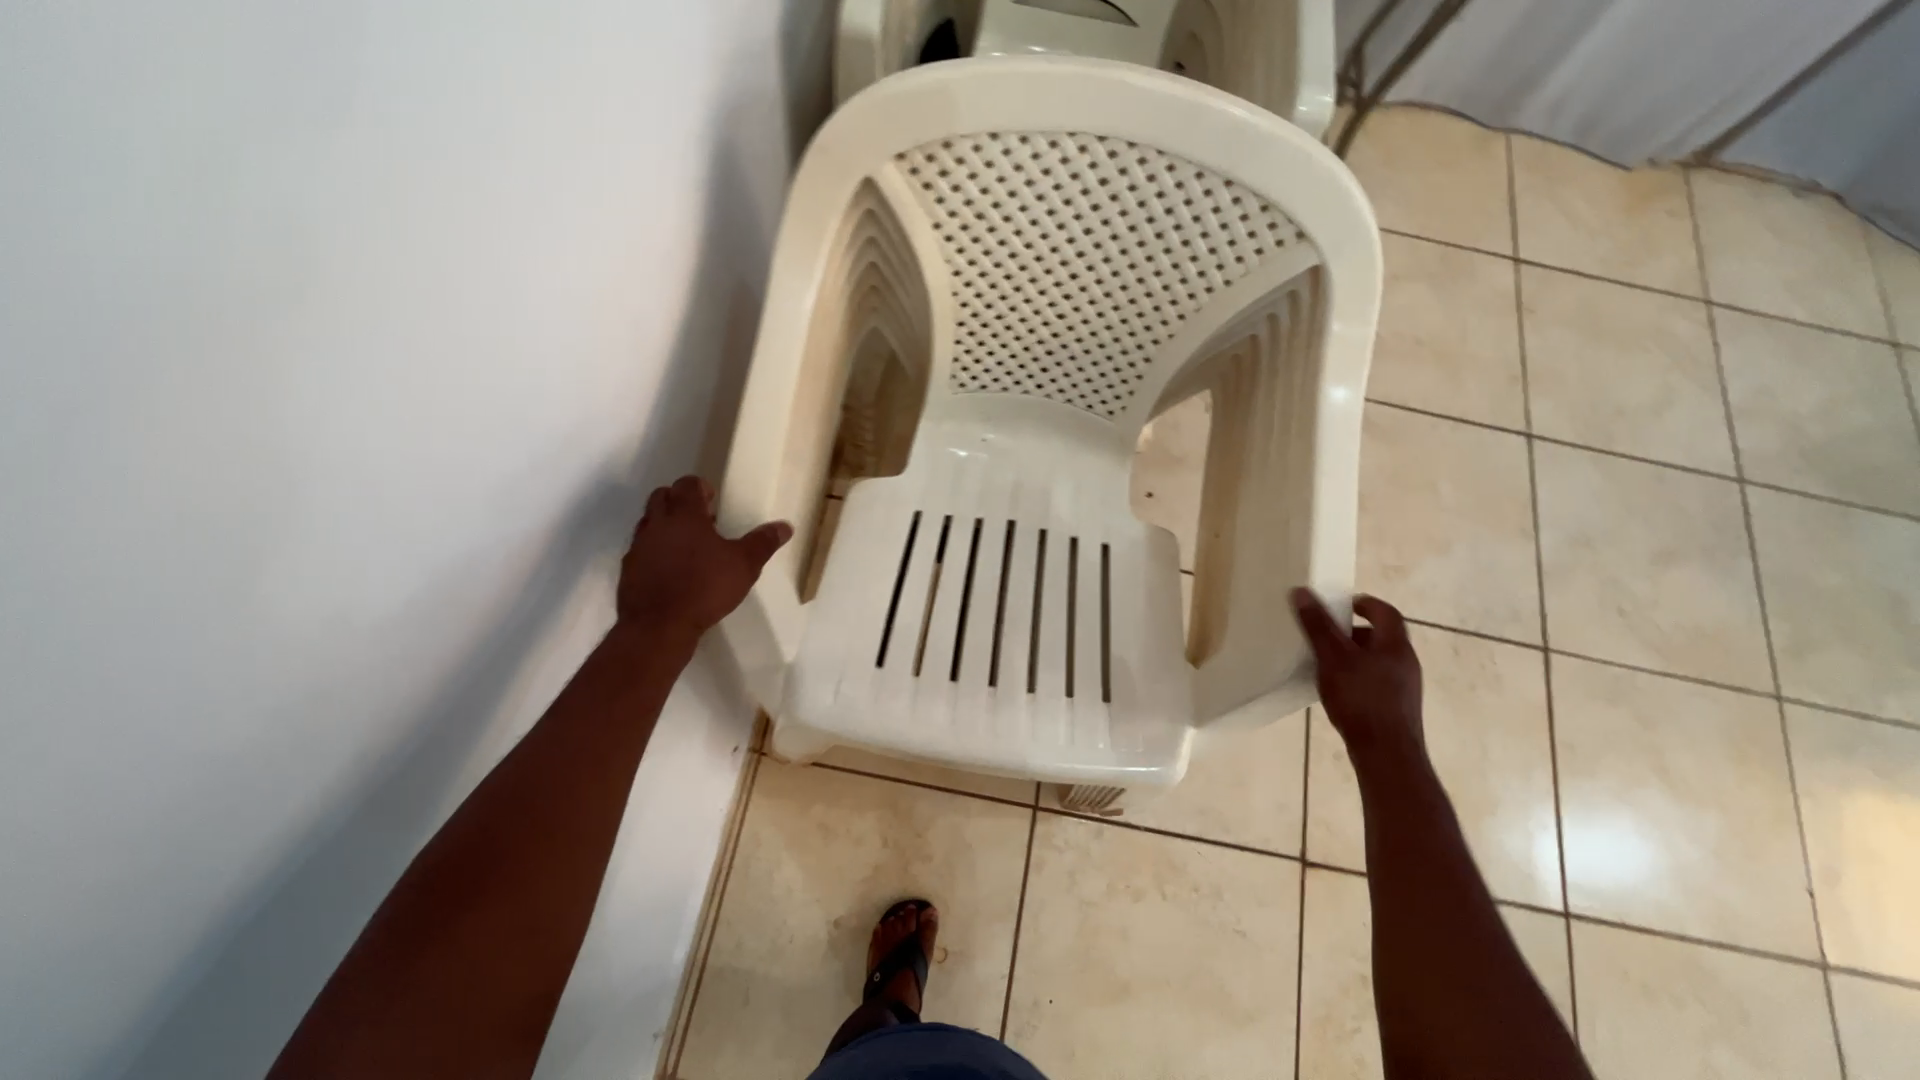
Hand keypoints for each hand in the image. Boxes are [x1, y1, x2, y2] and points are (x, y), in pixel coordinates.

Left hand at [618, 476, 791, 640]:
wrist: (658, 625)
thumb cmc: (704, 587)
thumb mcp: (744, 566)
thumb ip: (763, 543)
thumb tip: (784, 526)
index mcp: (685, 515)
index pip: (688, 484)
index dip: (701, 488)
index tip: (714, 501)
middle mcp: (657, 523)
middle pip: (662, 496)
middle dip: (679, 501)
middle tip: (701, 519)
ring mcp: (639, 546)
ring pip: (649, 522)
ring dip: (666, 525)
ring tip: (688, 545)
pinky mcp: (629, 569)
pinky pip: (642, 549)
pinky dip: (655, 551)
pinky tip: (672, 570)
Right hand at [1291, 588, 1424, 758]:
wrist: (1387, 754)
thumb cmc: (1360, 700)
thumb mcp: (1332, 658)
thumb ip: (1318, 626)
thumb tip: (1301, 592)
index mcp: (1395, 645)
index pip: (1386, 612)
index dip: (1366, 604)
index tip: (1344, 603)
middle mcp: (1406, 663)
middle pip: (1382, 638)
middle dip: (1354, 633)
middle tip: (1328, 634)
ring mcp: (1405, 688)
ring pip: (1379, 662)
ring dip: (1356, 657)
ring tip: (1328, 663)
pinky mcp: (1398, 709)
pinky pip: (1378, 683)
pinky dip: (1359, 678)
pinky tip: (1339, 692)